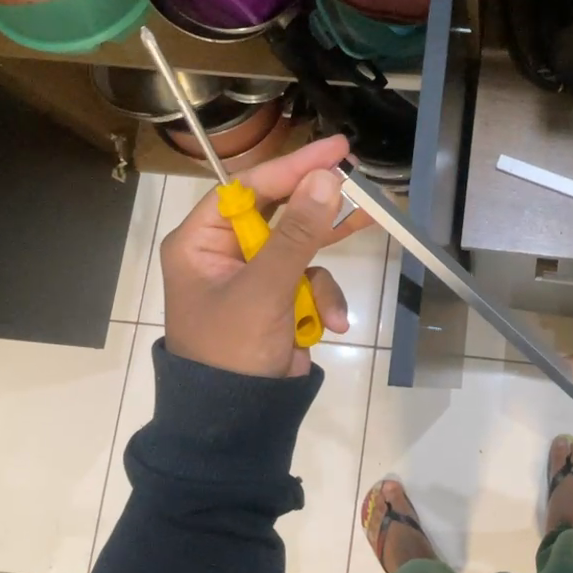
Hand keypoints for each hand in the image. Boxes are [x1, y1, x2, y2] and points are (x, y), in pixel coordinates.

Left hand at [160, 135, 371, 378]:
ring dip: (327, 255)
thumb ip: (297, 234)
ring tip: (371, 222)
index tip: (334, 150)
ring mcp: (254, 276)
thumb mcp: (265, 290)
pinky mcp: (279, 299)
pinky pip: (310, 280)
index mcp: (201, 242)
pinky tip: (328, 323)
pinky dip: (323, 298)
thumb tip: (327, 178)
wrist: (237, 422)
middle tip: (358, 176)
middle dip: (318, 204)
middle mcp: (224, 251)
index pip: (249, 188)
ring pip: (301, 243)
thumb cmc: (233, 351)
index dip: (292, 166)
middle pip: (279, 209)